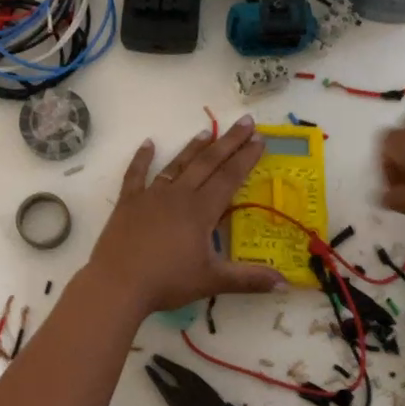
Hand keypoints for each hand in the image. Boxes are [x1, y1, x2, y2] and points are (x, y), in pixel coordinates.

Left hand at [79, 114, 286, 316]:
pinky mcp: (128, 202)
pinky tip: (148, 143)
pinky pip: (135, 174)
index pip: (229, 177)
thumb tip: (286, 284)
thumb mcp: (212, 281)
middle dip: (228, 142)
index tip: (260, 138)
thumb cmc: (167, 281)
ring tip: (207, 132)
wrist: (118, 283)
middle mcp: (178, 195)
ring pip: (177, 165)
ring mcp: (150, 196)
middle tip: (245, 122)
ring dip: (193, 148)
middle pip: (207, 163)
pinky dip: (142, 158)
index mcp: (201, 211)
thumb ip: (249, 279)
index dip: (246, 157)